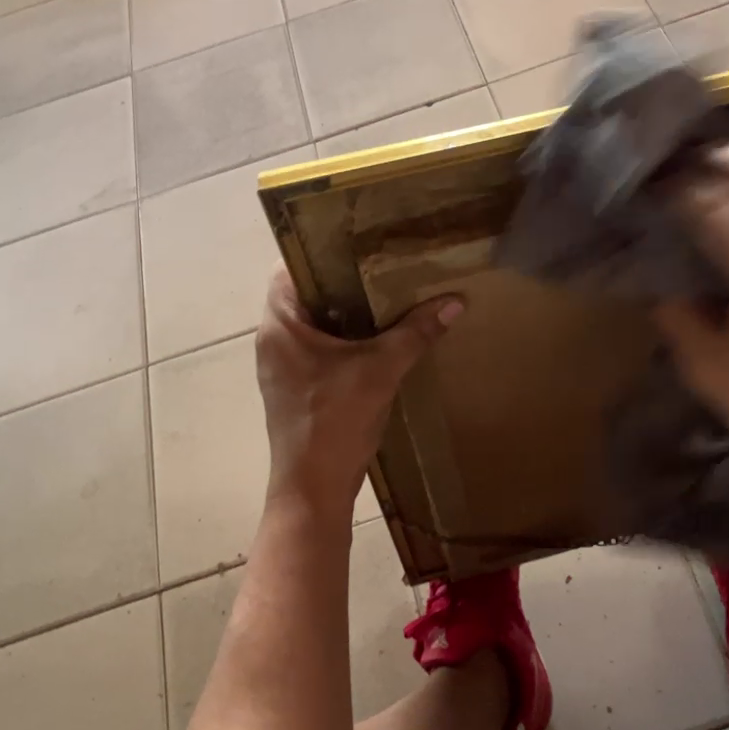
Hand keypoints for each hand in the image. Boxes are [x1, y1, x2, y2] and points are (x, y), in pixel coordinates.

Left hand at [256, 267, 463, 512]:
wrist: (313, 489)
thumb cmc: (334, 421)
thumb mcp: (380, 370)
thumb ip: (415, 332)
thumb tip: (455, 300)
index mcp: (279, 325)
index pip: (292, 268)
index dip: (321, 249)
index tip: (358, 240)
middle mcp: (273, 340)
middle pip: (306, 294)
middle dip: (343, 280)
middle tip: (382, 262)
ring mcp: (282, 366)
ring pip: (314, 323)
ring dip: (346, 311)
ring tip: (386, 293)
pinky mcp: (296, 388)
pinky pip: (320, 347)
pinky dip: (345, 338)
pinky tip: (379, 336)